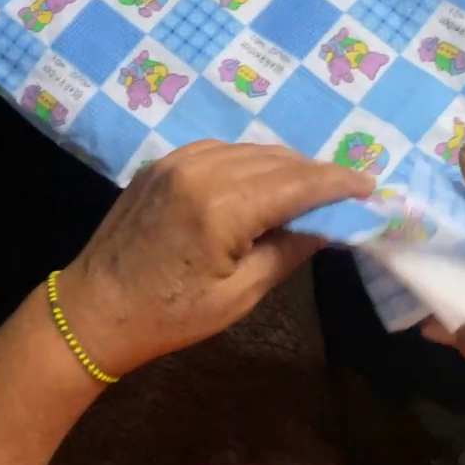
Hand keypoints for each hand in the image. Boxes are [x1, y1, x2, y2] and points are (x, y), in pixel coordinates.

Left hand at [57, 141, 372, 375]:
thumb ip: (287, 250)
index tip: (370, 187)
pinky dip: (250, 162)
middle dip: (316, 173)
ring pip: (250, 150)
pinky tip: (263, 181)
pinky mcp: (162, 162)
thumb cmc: (169, 314)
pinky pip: (221, 151)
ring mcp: (177, 160)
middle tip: (347, 192)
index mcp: (221, 205)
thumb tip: (329, 224)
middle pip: (277, 160)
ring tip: (311, 188)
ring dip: (285, 166)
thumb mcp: (238, 295)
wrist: (94, 309)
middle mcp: (200, 169)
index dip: (338, 182)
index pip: (297, 182)